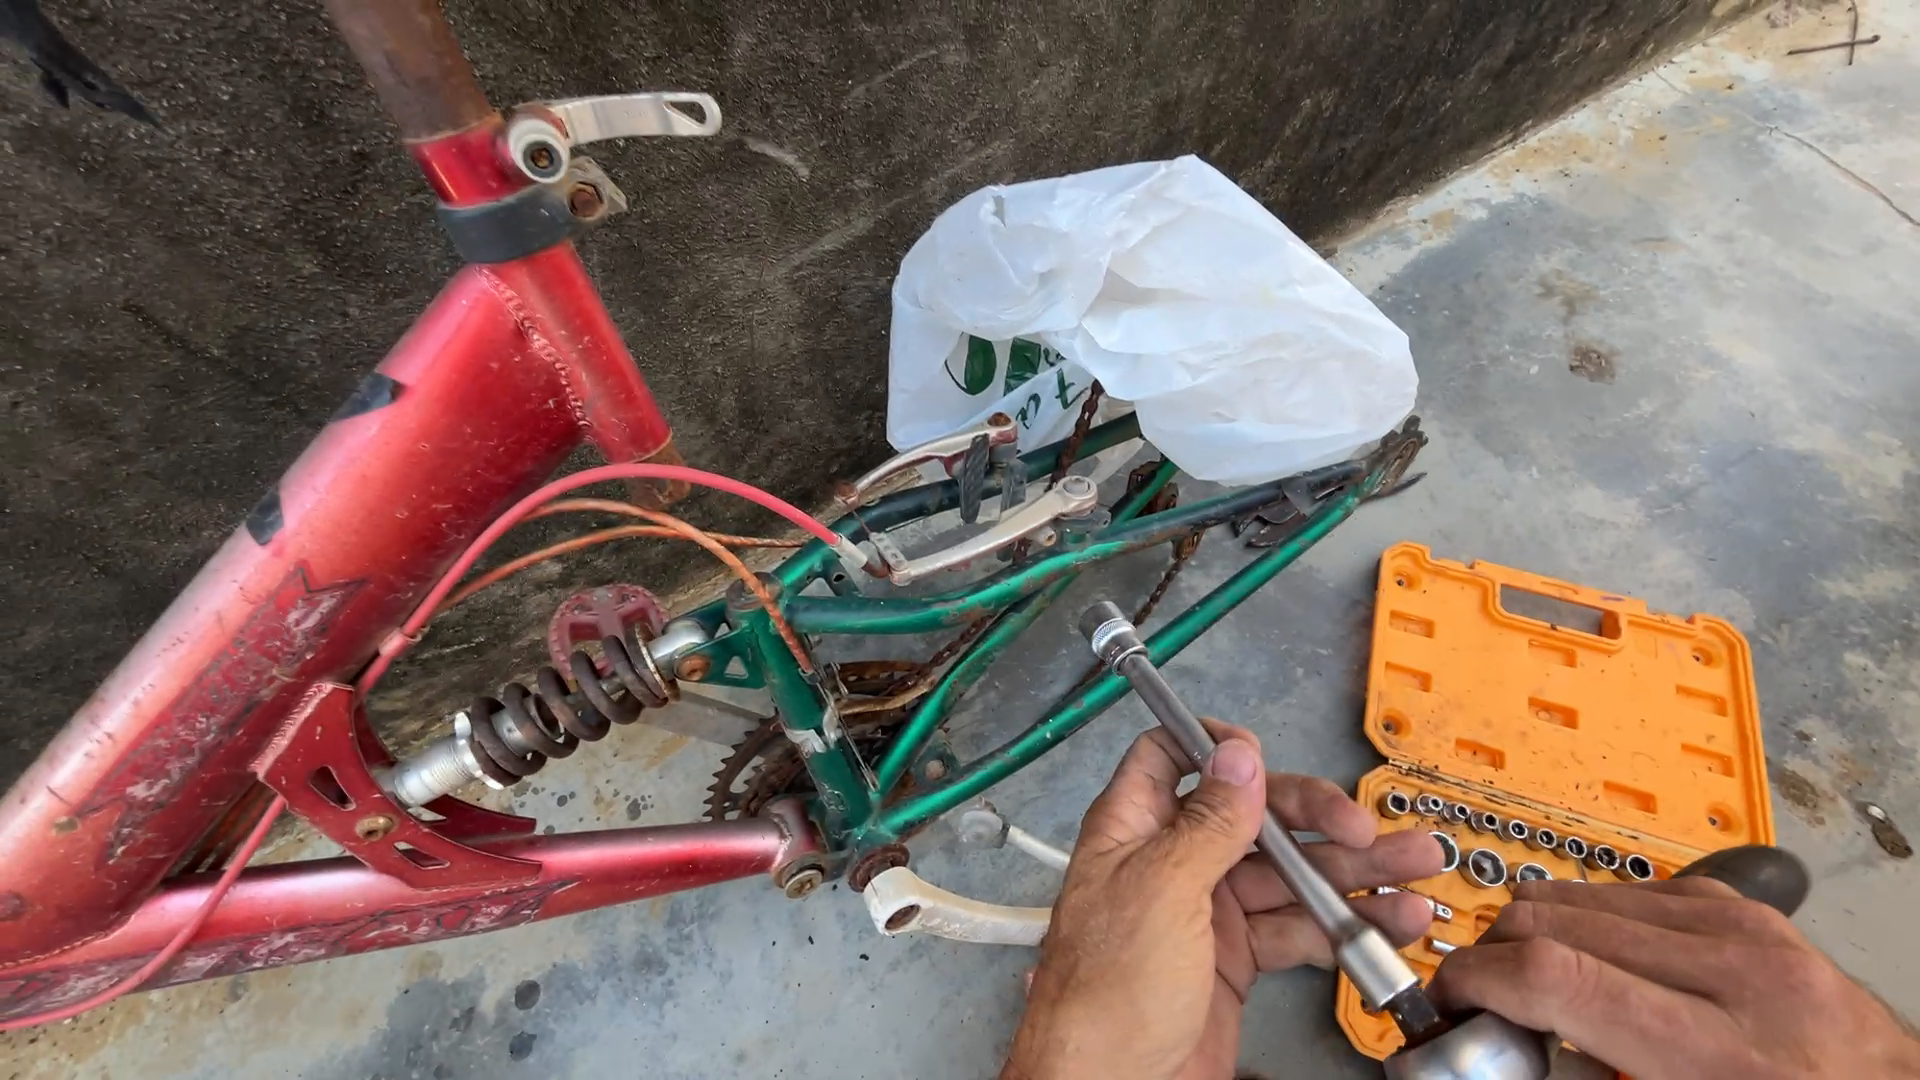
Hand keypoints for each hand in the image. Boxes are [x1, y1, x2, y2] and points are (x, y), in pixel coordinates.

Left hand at [1001, 723, 1443, 1079]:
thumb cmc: (1113, 983)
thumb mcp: (1163, 889)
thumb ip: (1208, 824)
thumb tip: (1237, 755)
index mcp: (1135, 824)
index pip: (1169, 756)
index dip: (1212, 745)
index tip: (1265, 755)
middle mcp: (1171, 856)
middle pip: (1246, 814)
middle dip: (1310, 816)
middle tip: (1367, 829)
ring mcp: (1205, 906)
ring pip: (1282, 872)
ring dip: (1347, 871)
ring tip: (1413, 866)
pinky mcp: (1234, 956)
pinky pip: (1293, 927)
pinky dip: (1339, 926)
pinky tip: (1387, 922)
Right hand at [1430, 877, 1919, 1078]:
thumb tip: (1483, 1040)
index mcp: (1740, 1058)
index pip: (1557, 976)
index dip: (1478, 979)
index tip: (1450, 999)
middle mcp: (1746, 975)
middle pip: (1547, 921)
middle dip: (1492, 956)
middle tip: (1486, 999)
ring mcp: (1746, 928)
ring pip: (1566, 894)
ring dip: (1527, 934)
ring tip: (1535, 980)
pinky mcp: (1738, 906)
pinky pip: (1613, 891)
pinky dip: (1578, 921)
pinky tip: (1594, 962)